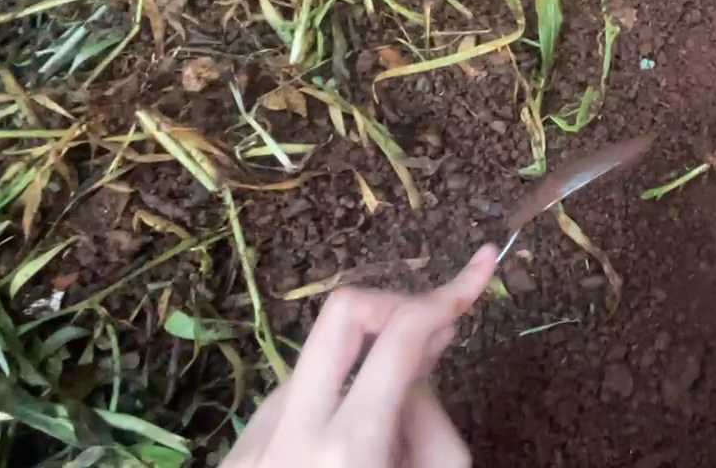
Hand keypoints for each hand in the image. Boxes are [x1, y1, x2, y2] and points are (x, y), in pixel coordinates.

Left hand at [221, 246, 496, 467]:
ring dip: (372, 379)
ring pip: (327, 364)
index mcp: (347, 449)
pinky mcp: (232, 458)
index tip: (484, 266)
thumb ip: (433, 432)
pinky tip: (349, 455)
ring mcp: (251, 443)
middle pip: (347, 311)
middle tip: (437, 337)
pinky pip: (298, 402)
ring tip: (393, 443)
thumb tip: (424, 362)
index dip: (453, 291)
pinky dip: (337, 406)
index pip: (405, 334)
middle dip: (400, 309)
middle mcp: (289, 433)